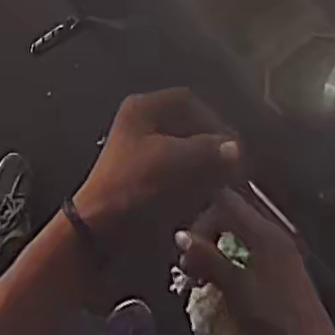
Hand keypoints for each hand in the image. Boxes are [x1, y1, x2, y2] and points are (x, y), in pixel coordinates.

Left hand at [71, 89, 241, 246]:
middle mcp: (142, 126)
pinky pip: (179, 175)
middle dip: (212, 147)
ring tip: (222, 184)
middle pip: (188, 127)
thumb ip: (207, 151)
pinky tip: (205, 198)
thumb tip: (234, 147)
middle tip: (232, 166)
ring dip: (206, 168)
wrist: (100, 231)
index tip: (232, 143)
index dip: (213, 120)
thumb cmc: (131, 188)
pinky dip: (195, 184)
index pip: (187, 102)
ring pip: (186, 153)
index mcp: (142, 110)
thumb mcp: (173, 162)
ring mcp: (144, 153)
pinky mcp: (146, 180)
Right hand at [176, 189, 334, 334]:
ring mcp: (284, 254)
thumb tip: (182, 238)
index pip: (224, 201)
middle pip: (233, 215)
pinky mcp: (287, 273)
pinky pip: (253, 253)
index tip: (189, 247)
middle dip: (209, 234)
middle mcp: (276, 236)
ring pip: (242, 235)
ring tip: (206, 277)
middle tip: (193, 263)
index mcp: (264, 232)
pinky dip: (235, 262)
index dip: (202, 219)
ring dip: (220, 250)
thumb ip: (207, 259)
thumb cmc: (277, 324)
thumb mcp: (234, 290)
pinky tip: (228, 286)